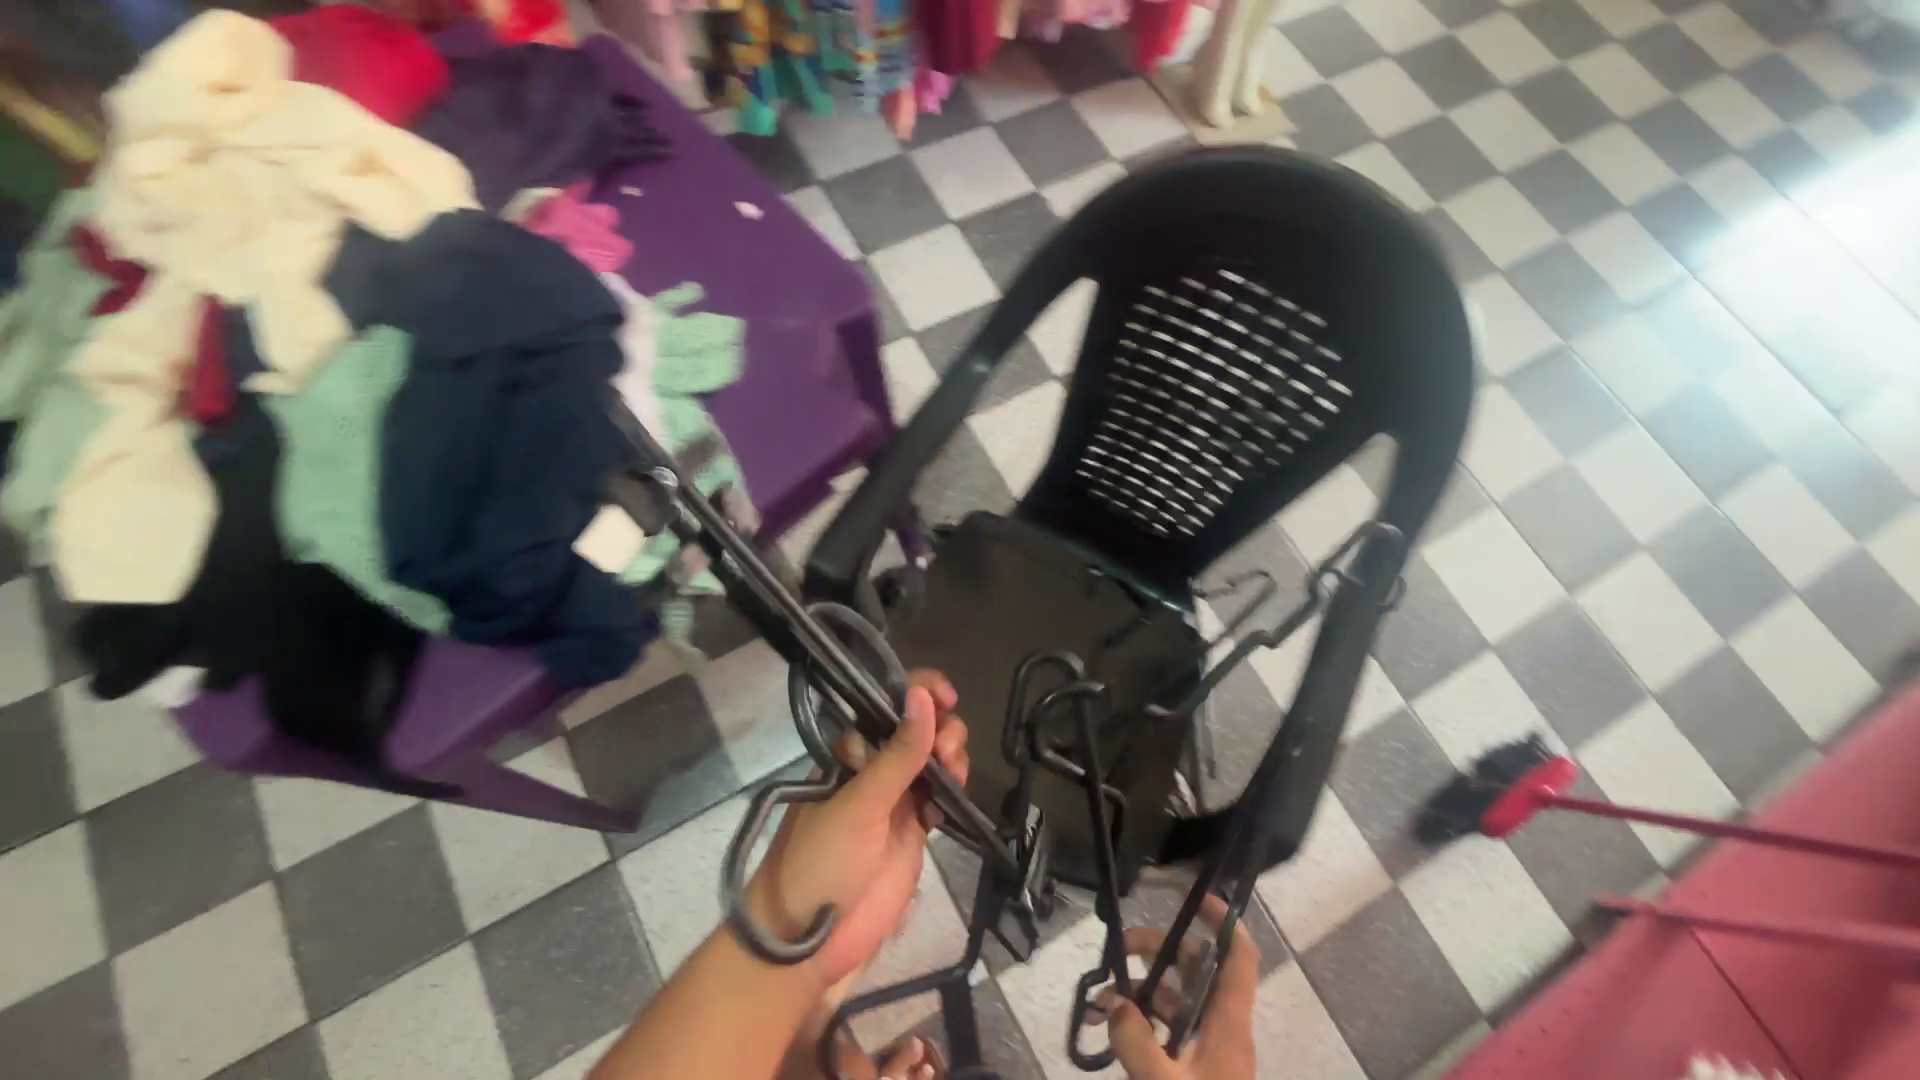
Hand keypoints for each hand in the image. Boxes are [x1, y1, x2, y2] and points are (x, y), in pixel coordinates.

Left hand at [750, 671, 969, 985]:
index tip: (946, 697)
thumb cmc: (822, 859)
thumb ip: (898, 753)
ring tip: (953, 776)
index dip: (919, 693)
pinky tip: (950, 805)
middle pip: (920, 730)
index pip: (888, 705)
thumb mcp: (860, 803)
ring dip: (951, 759)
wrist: (811, 939)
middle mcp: (874, 768)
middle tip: (947, 754)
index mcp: (851, 751)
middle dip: (942, 730)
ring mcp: (895, 801)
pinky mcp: (912, 833)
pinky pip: (940, 799)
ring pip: (934, 762)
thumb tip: (923, 695)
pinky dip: (952, 794)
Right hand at [1106, 895, 1258, 1079]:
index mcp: (1228, 1025)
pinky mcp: (1192, 1068)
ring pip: (1175, 998)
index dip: (1224, 922)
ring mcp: (1207, 1050)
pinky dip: (1138, 1020)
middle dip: (1157, 950)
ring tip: (1098, 998)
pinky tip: (1105, 1027)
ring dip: (1139, 988)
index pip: (1240, 958)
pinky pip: (1165, 1028)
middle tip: (1118, 948)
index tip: (1193, 899)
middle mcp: (1222, 1029)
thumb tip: (1114, 1002)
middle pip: (1196, 969)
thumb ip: (1136, 1042)